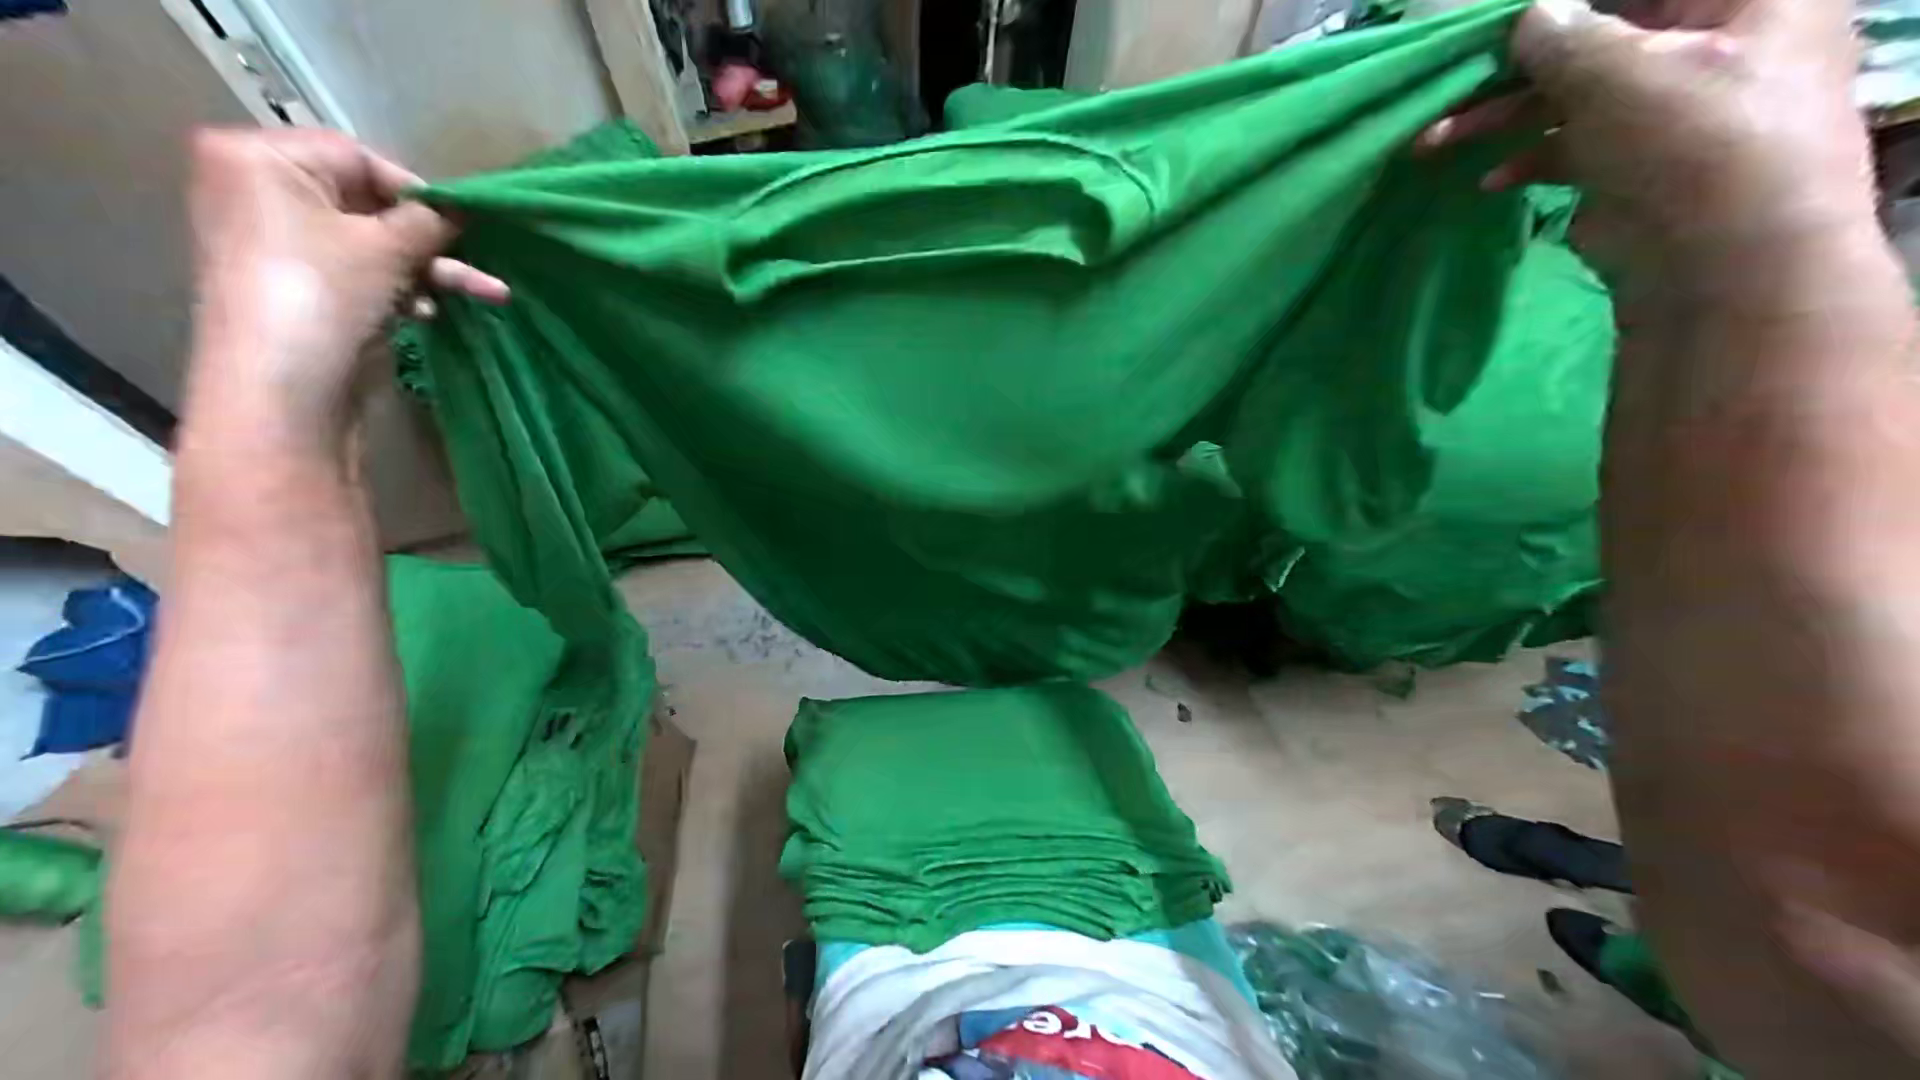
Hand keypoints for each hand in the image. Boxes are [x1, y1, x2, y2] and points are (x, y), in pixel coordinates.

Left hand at [185, 127, 507, 451]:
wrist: (284, 383)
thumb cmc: (324, 292)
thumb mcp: (388, 246)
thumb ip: (430, 220)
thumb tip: (461, 208)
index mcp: (261, 160)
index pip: (358, 157)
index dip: (416, 191)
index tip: (463, 225)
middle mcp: (262, 192)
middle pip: (370, 204)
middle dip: (432, 239)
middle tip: (482, 259)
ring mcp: (284, 244)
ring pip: (377, 246)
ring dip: (433, 270)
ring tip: (491, 294)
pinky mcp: (307, 287)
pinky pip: (365, 274)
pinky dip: (404, 288)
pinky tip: (433, 311)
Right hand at [1420, 0, 1874, 300]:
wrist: (1716, 258)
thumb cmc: (1692, 141)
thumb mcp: (1624, 74)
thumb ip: (1568, 39)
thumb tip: (1528, 15)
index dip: (1562, 4)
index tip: (1499, 23)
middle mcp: (1706, 42)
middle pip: (1593, 38)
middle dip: (1513, 67)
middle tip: (1447, 90)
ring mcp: (1663, 108)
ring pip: (1567, 96)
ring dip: (1499, 120)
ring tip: (1436, 144)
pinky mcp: (1628, 162)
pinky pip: (1566, 147)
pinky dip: (1524, 160)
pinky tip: (1490, 182)